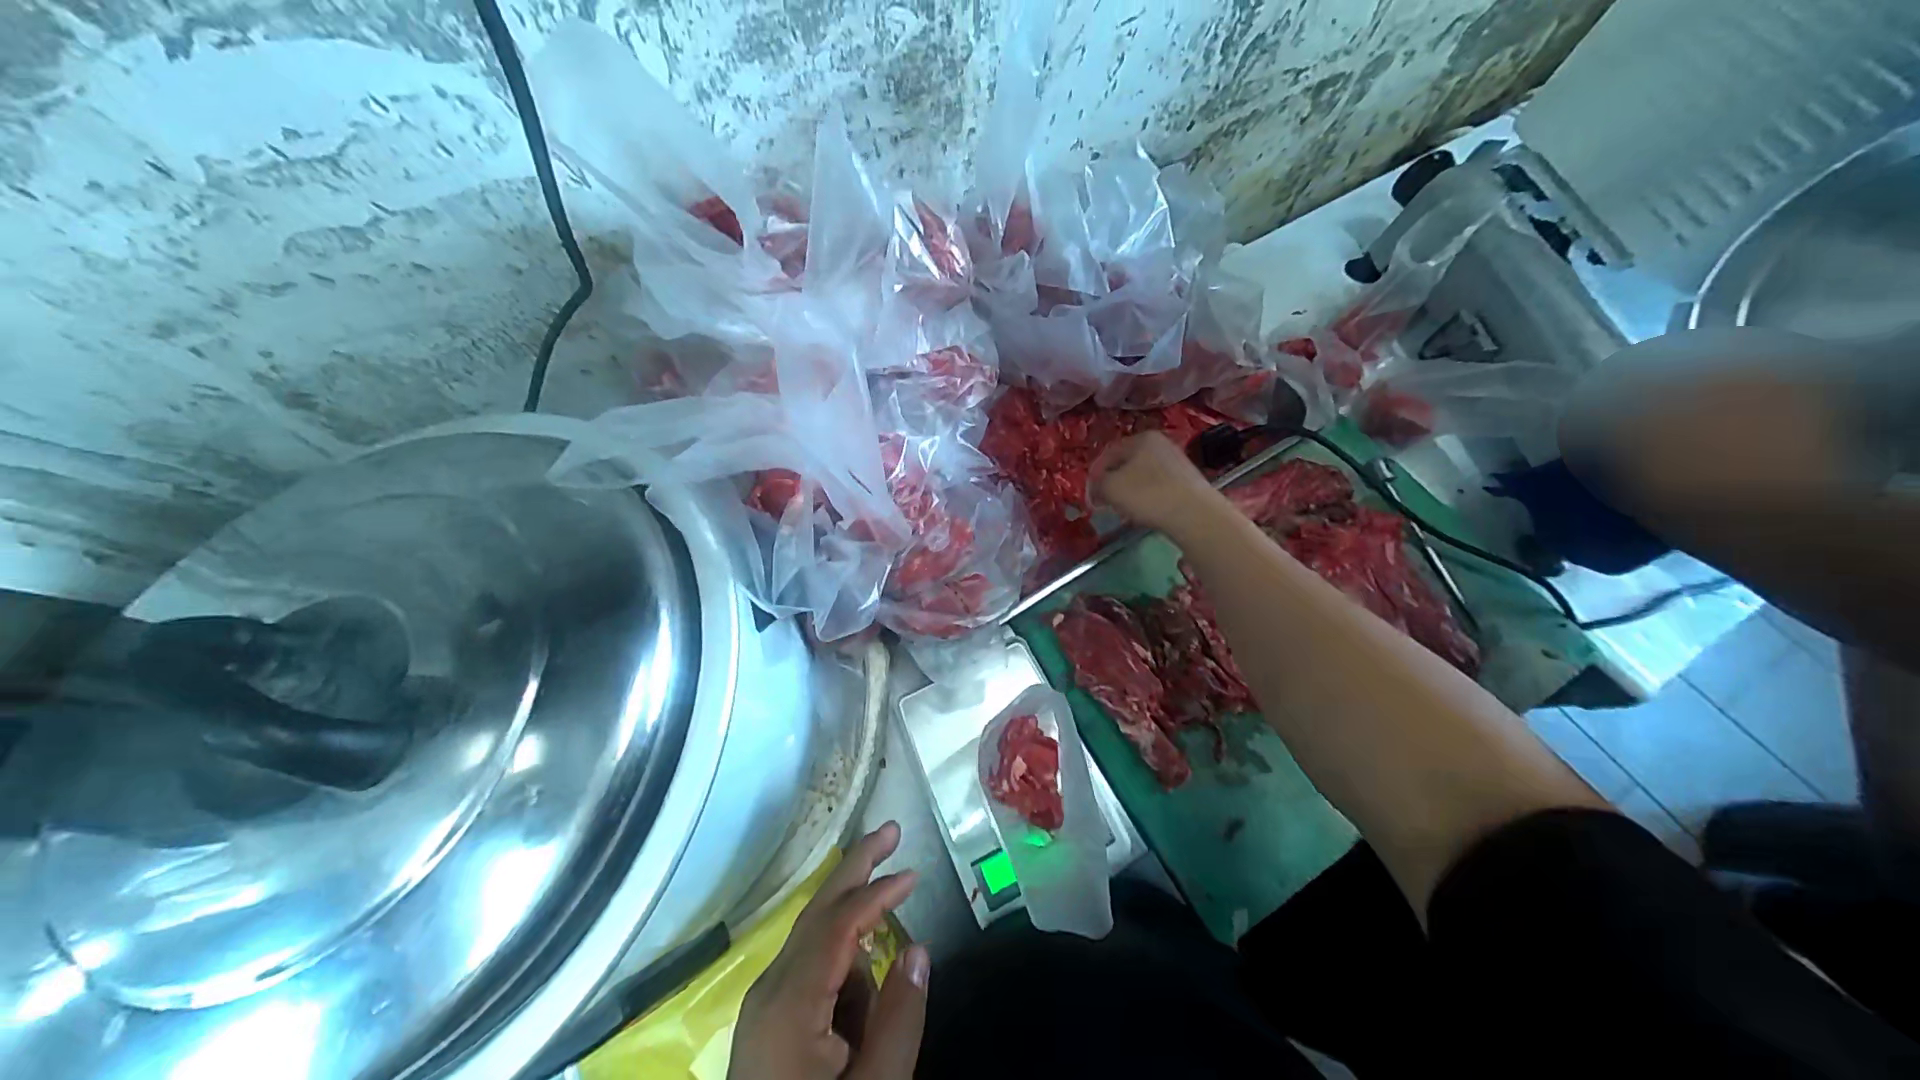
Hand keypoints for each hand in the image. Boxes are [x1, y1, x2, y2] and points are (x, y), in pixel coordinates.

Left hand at [729, 822, 927, 1079]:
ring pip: (818, 944)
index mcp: (791, 1001)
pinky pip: (813, 974)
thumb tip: (915, 948)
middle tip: (891, 831)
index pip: (837, 924)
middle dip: (856, 867)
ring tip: (871, 1034)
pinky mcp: (770, 1020)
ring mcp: (766, 1003)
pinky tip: (857, 1033)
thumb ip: (899, 1018)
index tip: (915, 870)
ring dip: (857, 950)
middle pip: (817, 910)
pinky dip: (844, 976)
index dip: (878, 891)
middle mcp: (771, 987)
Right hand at [1092, 432, 1221, 535]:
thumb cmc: (1148, 495)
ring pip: (1143, 476)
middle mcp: (1161, 443)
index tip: (1091, 496)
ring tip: (1126, 510)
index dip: (1095, 475)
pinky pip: (1159, 486)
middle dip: (1114, 483)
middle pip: (1127, 463)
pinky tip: (1148, 512)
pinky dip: (1148, 497)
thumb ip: (1097, 484)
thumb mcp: (1110, 488)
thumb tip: (1097, 488)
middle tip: (1107, 503)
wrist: (1194, 515)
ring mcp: (1177, 461)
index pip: (1108, 454)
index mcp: (1142, 438)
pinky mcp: (1188, 481)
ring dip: (1130, 492)